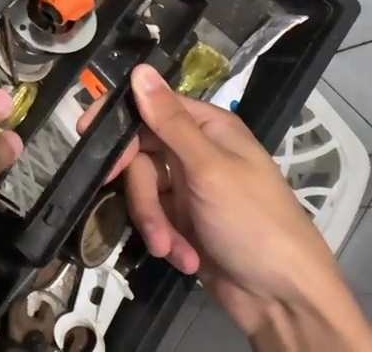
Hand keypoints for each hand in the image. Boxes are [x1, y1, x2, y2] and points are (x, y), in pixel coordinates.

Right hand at [110, 66, 371, 349]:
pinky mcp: (182, 219)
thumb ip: (169, 121)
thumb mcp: (209, 170)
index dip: (118, 119)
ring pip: (141, 187)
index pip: (150, 106)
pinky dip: (163, 237)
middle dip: (140, 189)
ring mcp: (188, 186)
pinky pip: (152, 215)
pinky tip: (184, 256)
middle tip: (142, 210)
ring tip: (170, 247)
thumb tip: (140, 68)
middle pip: (139, 151)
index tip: (86, 132)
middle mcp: (195, 151)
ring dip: (152, 220)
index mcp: (208, 127)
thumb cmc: (255, 224)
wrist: (285, 303)